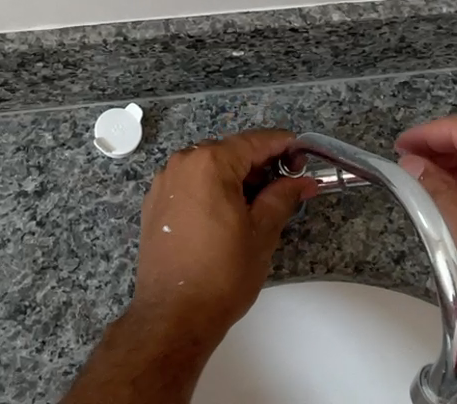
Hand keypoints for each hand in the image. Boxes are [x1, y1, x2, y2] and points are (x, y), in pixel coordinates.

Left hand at [62, 128, 313, 403]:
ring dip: (233, 177)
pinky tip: (225, 214)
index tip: (301, 153)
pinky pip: (189, 183)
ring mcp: (164, 181)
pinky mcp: (154, 202)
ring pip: (207, 166)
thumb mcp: (262, 232)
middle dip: (258, 164)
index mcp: (210, 163)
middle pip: (228, 151)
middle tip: (285, 185)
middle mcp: (182, 163)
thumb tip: (302, 181)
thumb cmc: (222, 274)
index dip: (281, 145)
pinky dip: (210, 189)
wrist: (173, 315)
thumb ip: (282, 196)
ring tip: (257, 204)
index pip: (253, 141)